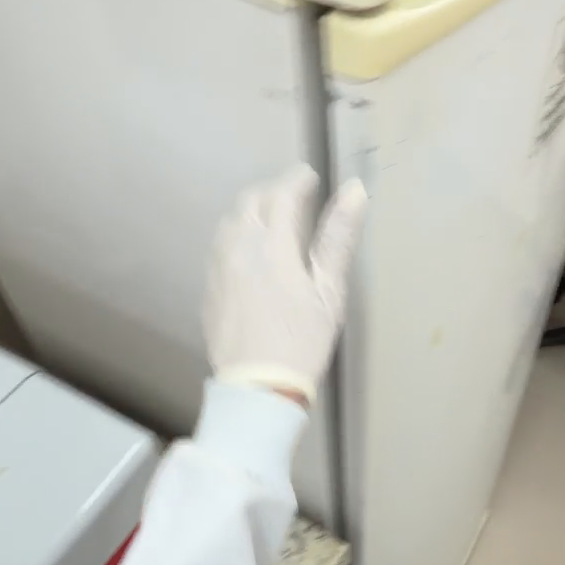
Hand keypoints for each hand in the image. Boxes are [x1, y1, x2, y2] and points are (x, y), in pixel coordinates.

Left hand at [203, 164, 367, 406]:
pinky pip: (219, 252)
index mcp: (272, 245)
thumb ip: (338, 239)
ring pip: (229, 225)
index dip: (297, 180)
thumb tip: (354, 191)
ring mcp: (218, 271)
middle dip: (272, 193)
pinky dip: (236, 242)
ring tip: (271, 226)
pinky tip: (250, 260)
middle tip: (293, 199)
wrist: (258, 387)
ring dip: (250, 215)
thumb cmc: (302, 342)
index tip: (310, 177)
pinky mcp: (210, 293)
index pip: (282, 194)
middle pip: (249, 203)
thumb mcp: (329, 292)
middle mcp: (238, 249)